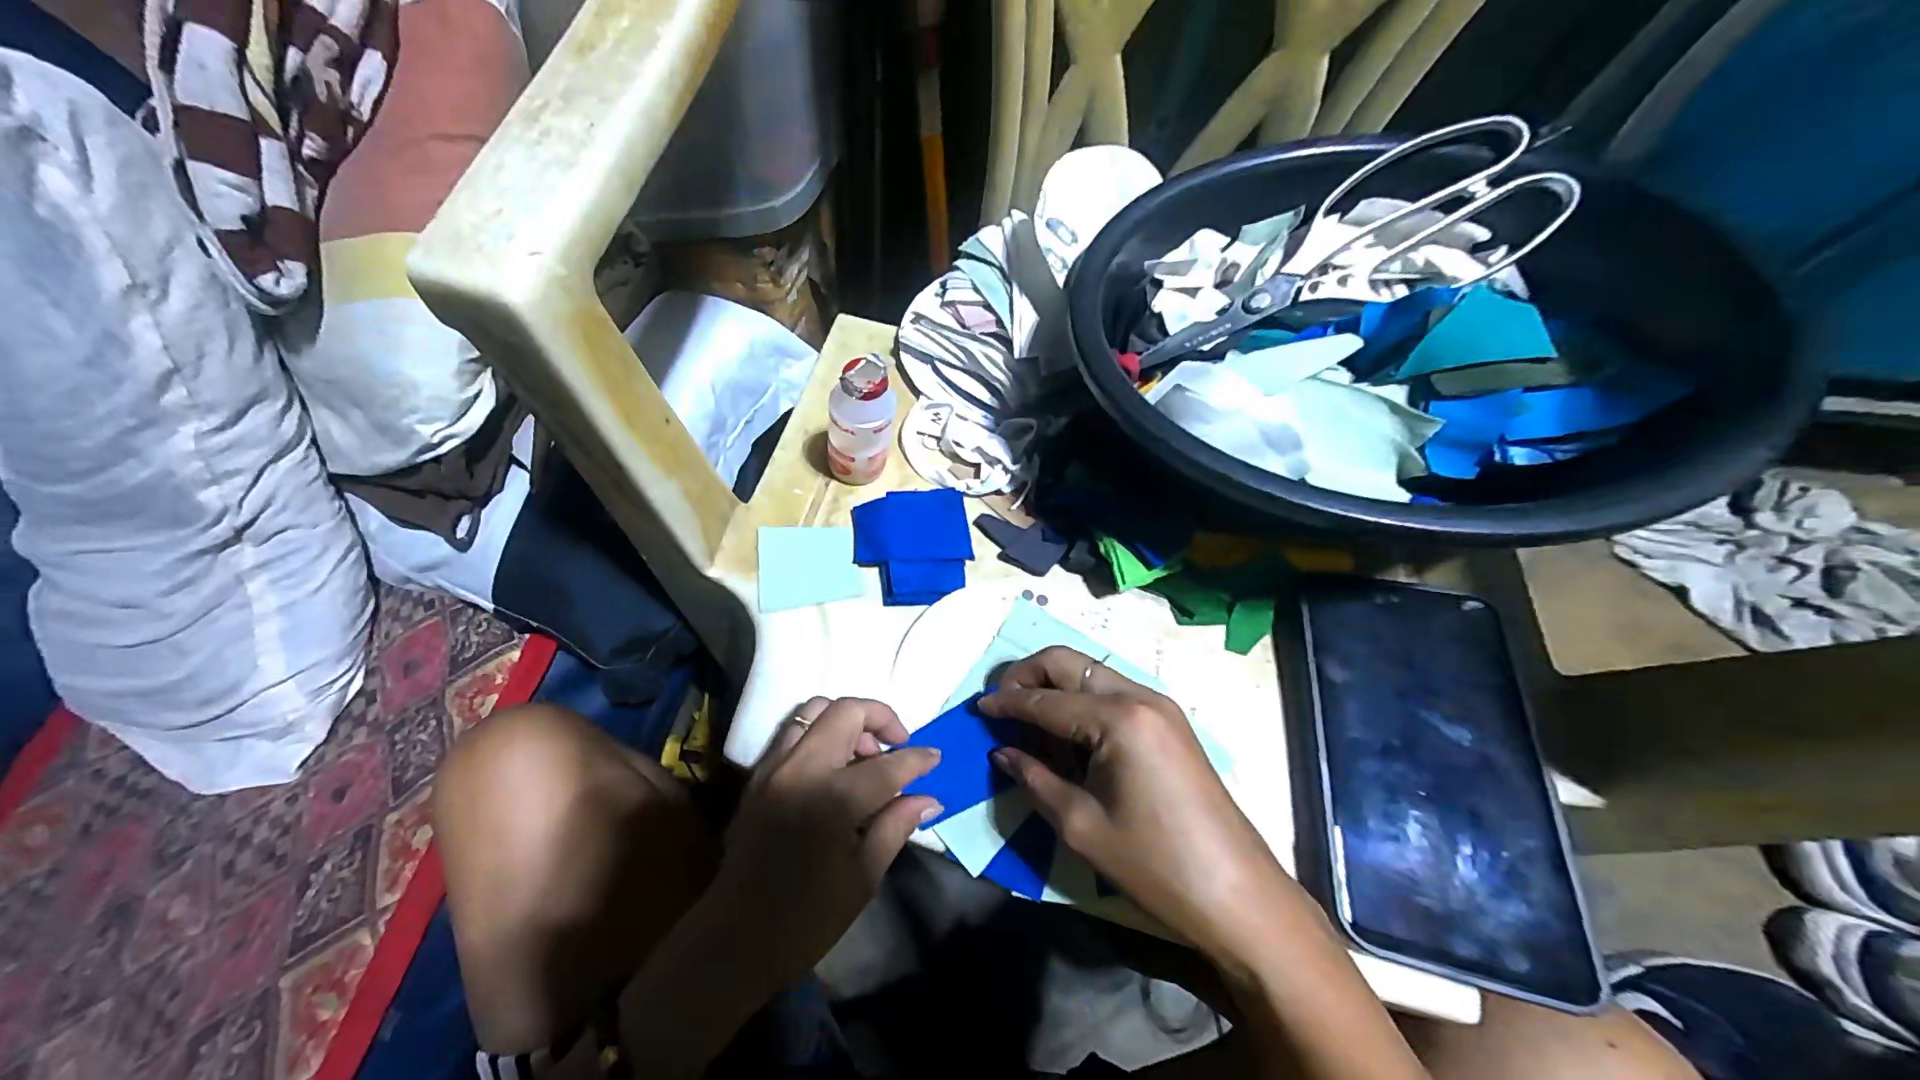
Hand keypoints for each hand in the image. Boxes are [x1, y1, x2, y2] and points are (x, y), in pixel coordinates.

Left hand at [711, 697, 940, 986]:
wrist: (735, 939)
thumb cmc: (808, 918)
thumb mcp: (864, 877)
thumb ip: (896, 825)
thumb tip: (929, 798)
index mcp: (833, 800)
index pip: (887, 764)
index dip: (918, 759)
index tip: (935, 758)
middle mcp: (801, 770)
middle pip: (846, 711)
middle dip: (881, 717)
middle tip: (898, 745)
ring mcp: (774, 768)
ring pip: (814, 711)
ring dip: (847, 721)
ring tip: (865, 752)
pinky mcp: (758, 776)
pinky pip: (792, 732)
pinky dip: (820, 733)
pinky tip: (834, 765)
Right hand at [979, 648, 1303, 960]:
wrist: (1238, 894)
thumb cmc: (1154, 864)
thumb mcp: (1081, 825)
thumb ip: (1034, 778)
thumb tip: (1002, 751)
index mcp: (1118, 718)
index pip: (1046, 699)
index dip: (1007, 702)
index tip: (977, 707)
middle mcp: (1140, 696)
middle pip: (1070, 663)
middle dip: (1029, 675)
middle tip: (1001, 703)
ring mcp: (1160, 707)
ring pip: (1093, 674)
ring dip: (1056, 687)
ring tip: (1030, 725)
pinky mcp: (1170, 724)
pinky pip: (1114, 695)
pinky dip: (1082, 703)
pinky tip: (1067, 736)